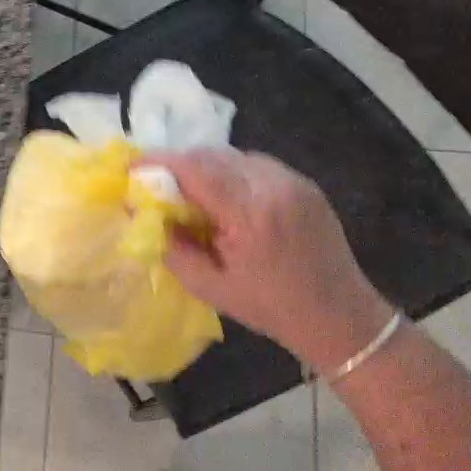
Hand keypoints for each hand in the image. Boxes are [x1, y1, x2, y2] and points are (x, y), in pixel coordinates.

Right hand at [143, 149, 395, 372]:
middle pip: (211, 155)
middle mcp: (273, 187)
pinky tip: (221, 197)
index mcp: (250, 214)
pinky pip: (254, 164)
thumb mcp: (207, 286)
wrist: (340, 316)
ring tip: (186, 191)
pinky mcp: (304, 184)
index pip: (194, 169)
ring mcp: (293, 182)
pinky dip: (228, 172)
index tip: (130, 169)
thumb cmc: (269, 307)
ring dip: (202, 166)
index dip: (157, 163)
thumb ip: (170, 247)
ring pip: (232, 155)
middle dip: (176, 164)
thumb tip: (142, 214)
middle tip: (153, 183)